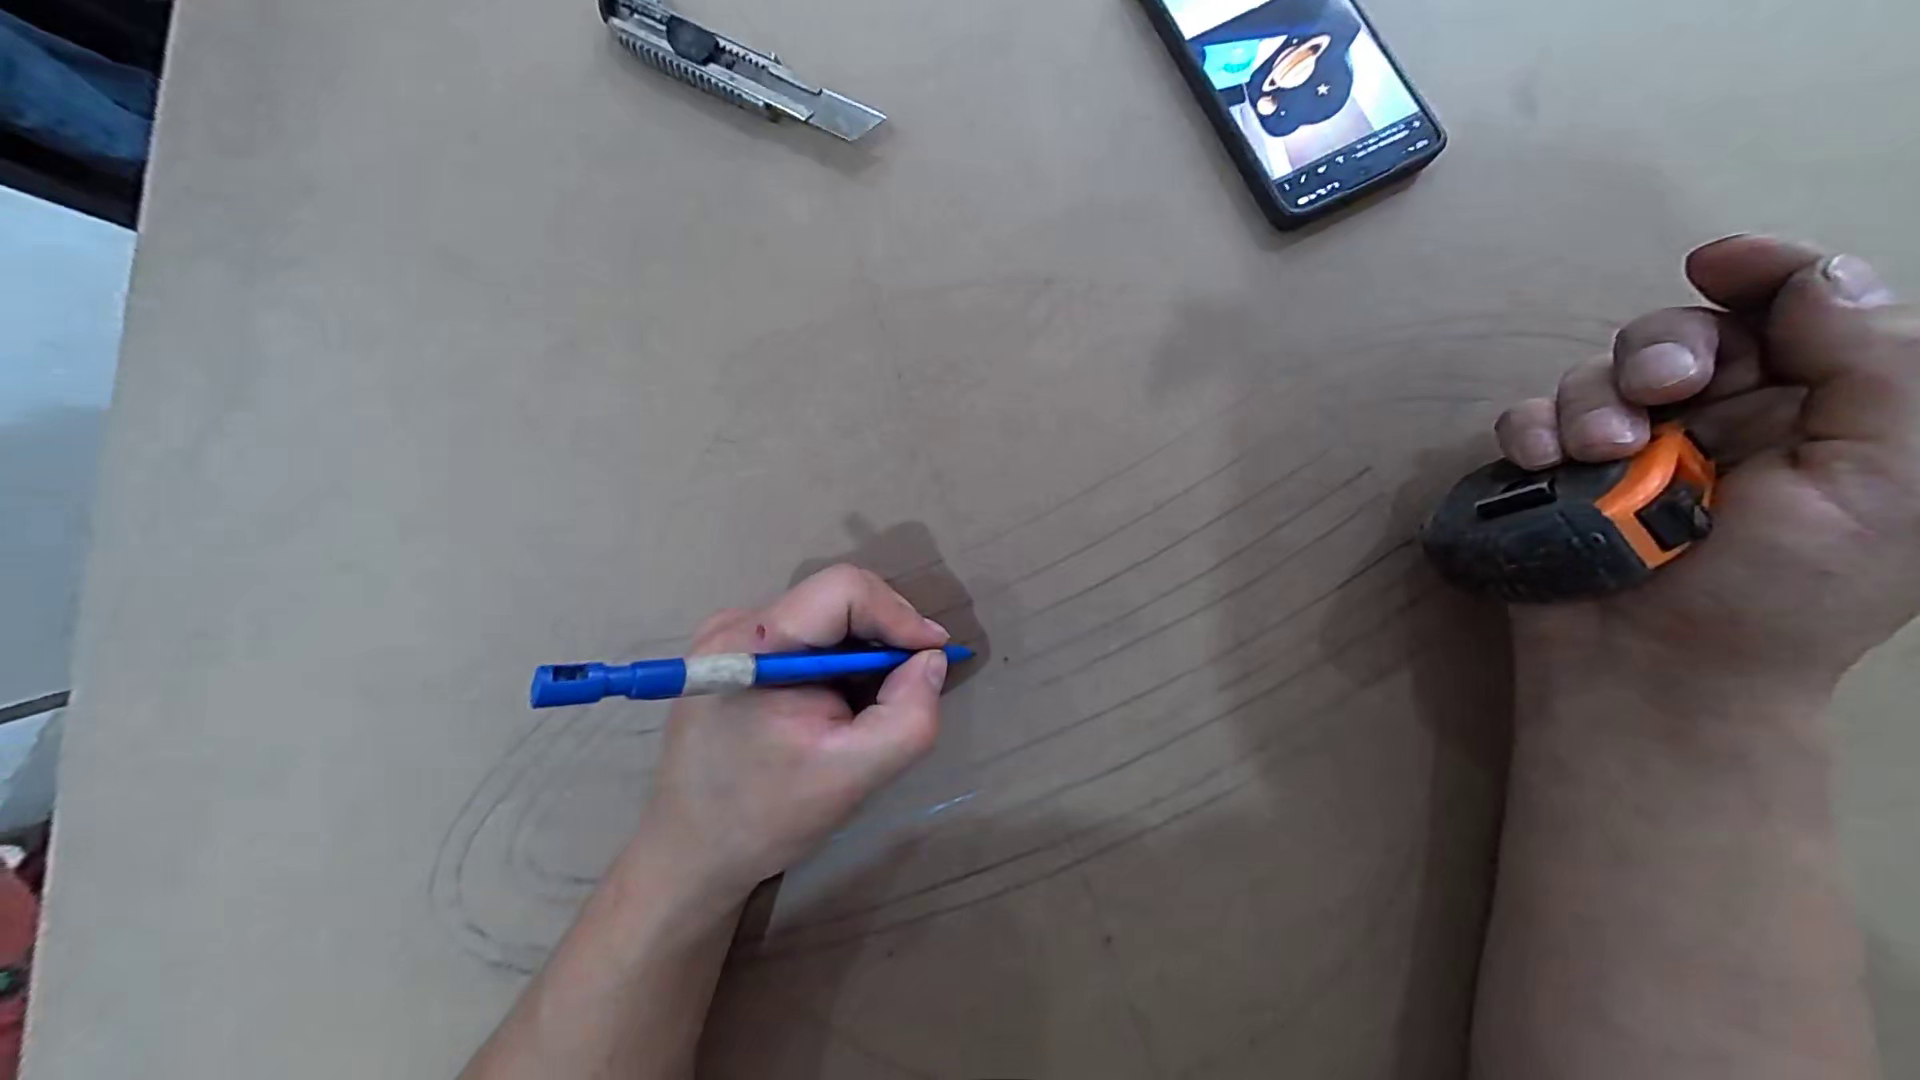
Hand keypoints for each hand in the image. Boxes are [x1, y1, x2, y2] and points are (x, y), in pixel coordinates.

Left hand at [633, 564, 951, 901]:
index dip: (898, 614)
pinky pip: (808, 637)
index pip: (843, 590)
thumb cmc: (764, 818)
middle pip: (836, 600)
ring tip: (875, 701)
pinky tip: (840, 704)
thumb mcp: (852, 776)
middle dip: (886, 634)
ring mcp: (731, 638)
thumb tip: (931, 660)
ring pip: (826, 619)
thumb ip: (909, 717)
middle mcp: (736, 624)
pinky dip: (841, 661)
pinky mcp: (736, 655)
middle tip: (914, 681)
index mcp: (754, 644)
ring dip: (866, 651)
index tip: (934, 655)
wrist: (690, 854)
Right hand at [1494, 237, 1919, 691]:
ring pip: (1589, 377)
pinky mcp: (1546, 477)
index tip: (1715, 260)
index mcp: (1812, 413)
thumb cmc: (1784, 593)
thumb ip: (1876, 368)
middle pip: (1675, 336)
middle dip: (1660, 348)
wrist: (1653, 671)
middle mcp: (1712, 422)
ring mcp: (1616, 451)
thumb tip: (1818, 276)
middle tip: (1658, 391)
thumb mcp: (1885, 482)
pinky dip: (1526, 429)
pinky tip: (1540, 460)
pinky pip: (1523, 423)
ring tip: (1594, 453)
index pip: (1788, 316)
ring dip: (1588, 400)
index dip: (1761, 274)